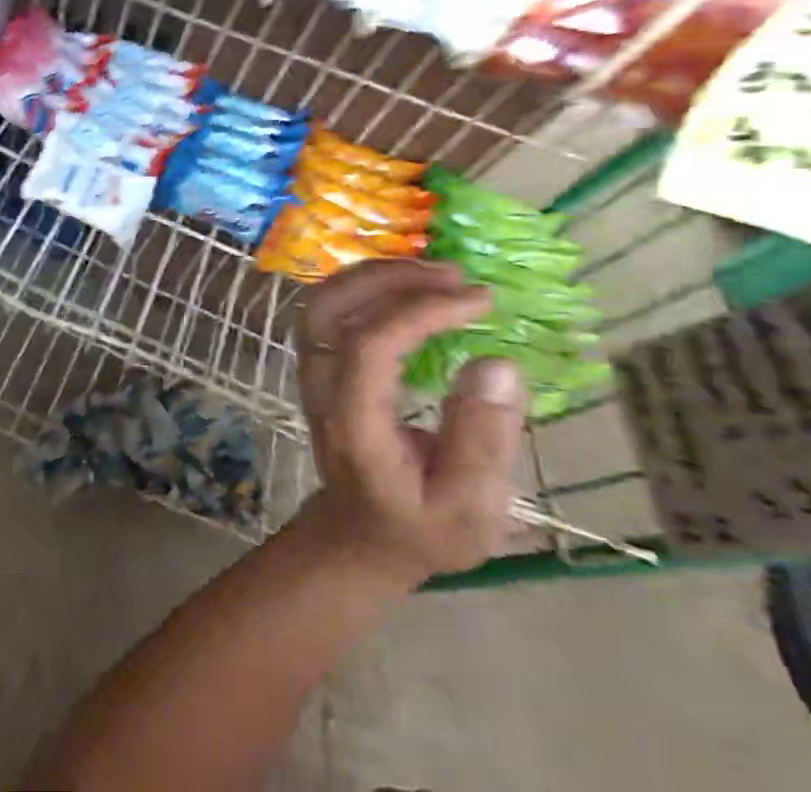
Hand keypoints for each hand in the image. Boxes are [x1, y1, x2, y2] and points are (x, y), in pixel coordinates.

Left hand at [293, 259, 524, 586]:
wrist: (359, 535)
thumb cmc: (418, 528)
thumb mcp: (469, 508)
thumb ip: (481, 439)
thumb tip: (497, 364)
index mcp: (353, 421)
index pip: (366, 345)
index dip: (418, 312)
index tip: (481, 301)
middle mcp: (320, 388)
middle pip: (326, 310)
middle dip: (385, 279)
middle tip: (456, 276)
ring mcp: (313, 376)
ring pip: (320, 305)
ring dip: (372, 278)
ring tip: (439, 276)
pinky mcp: (320, 371)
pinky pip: (330, 315)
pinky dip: (366, 290)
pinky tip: (413, 290)